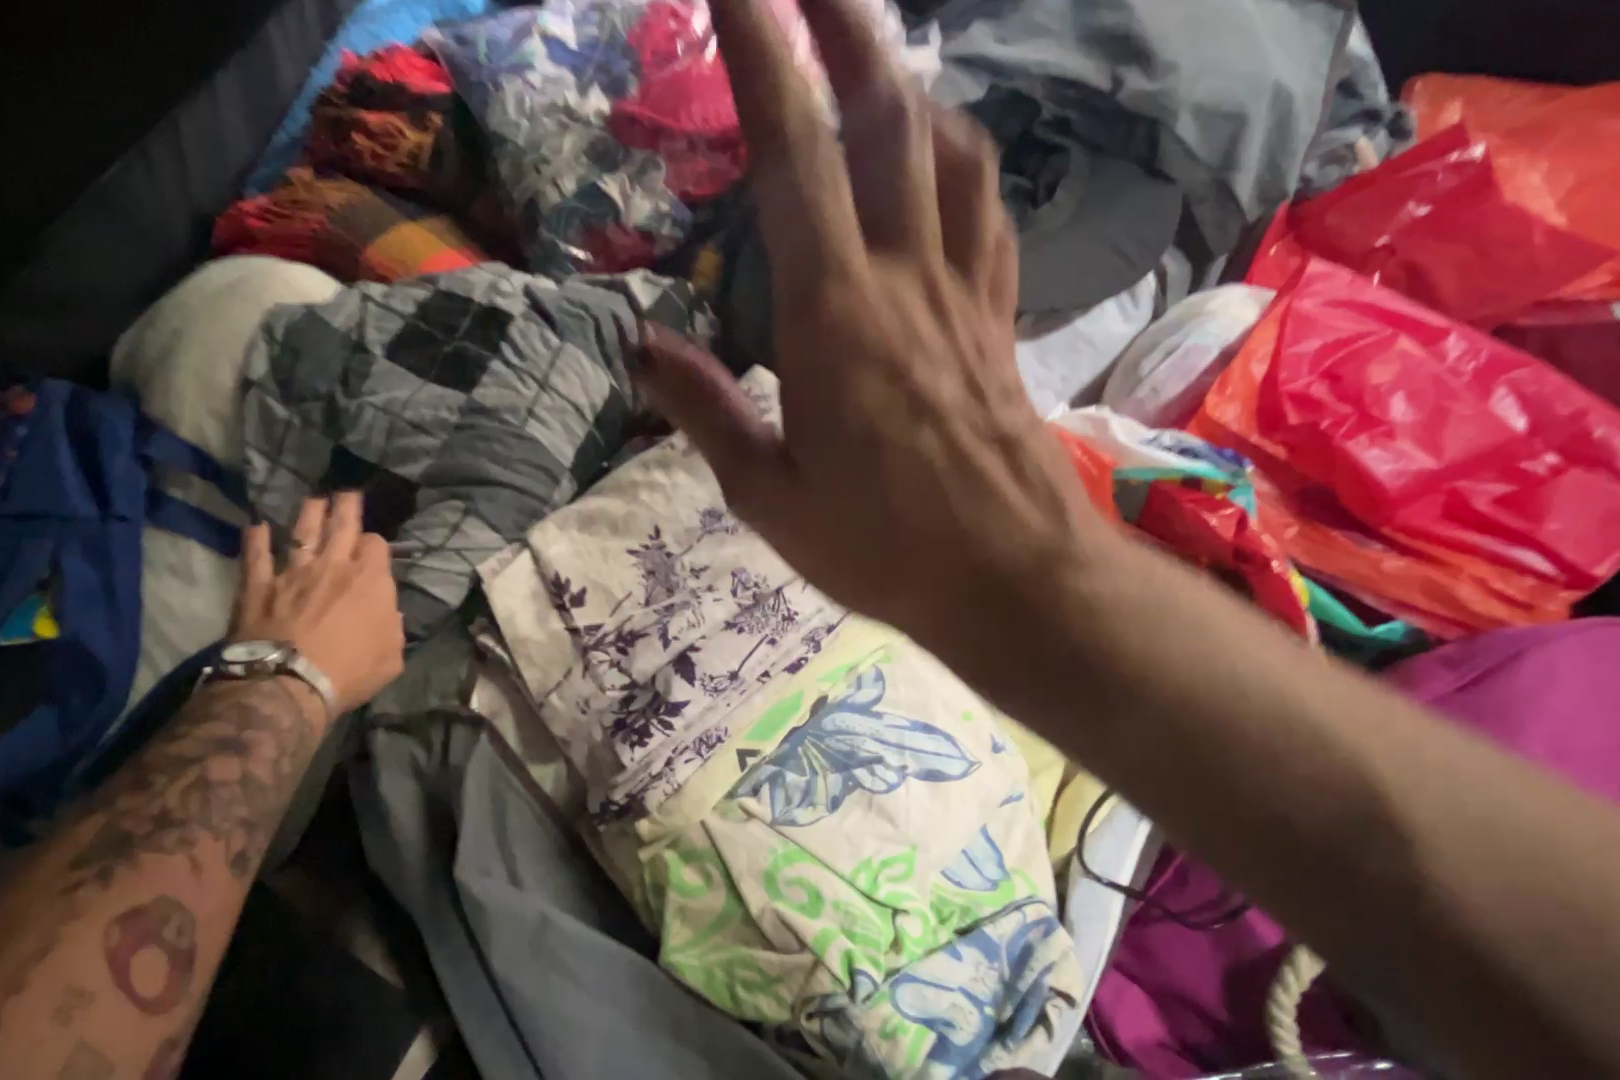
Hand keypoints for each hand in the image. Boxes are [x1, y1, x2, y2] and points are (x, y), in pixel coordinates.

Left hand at [231, 493, 403, 718]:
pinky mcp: (259, 586)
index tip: (373, 551)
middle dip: (347, 506)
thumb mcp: (391, 656)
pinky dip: (256, 540)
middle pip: (342, 524)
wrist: (289, 683)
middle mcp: (332, 566)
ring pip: (303, 531)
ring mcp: (293, 572)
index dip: (375, 545)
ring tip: (314, 500)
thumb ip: (393, 628)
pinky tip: (256, 526)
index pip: (376, 545)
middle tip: (348, 493)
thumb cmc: (349, 672)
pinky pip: (256, 556)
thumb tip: (388, 616)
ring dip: (310, 513)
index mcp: (369, 580)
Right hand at [638, 0, 1114, 644]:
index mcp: (833, 318)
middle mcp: (902, 278)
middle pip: (886, 119)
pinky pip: (983, 206)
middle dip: (846, 28)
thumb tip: (639, 343)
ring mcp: (960, 290)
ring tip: (870, 50)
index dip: (764, 62)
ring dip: (906, 79)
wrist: (1011, 578)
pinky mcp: (994, 314)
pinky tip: (940, 147)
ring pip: (947, 149)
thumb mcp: (766, 497)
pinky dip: (958, 153)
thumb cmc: (880, 546)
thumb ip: (703, 410)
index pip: (794, 161)